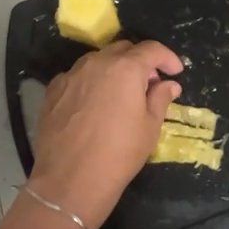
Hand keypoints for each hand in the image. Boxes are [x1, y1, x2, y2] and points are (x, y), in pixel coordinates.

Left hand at [28, 40, 183, 228]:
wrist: (70, 179)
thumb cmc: (119, 153)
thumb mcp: (150, 127)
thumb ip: (161, 98)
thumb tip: (169, 84)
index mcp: (125, 68)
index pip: (151, 49)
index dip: (167, 58)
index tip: (175, 72)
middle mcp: (96, 63)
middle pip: (123, 50)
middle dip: (140, 61)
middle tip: (150, 84)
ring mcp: (71, 75)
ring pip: (98, 61)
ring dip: (114, 70)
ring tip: (121, 94)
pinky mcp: (53, 90)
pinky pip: (78, 76)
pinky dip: (92, 82)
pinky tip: (95, 104)